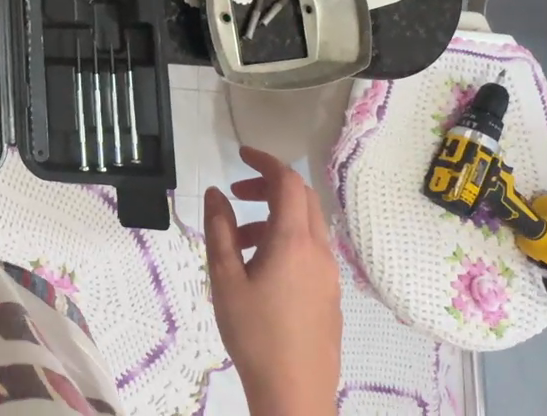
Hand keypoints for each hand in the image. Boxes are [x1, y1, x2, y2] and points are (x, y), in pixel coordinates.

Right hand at [203, 146, 341, 415]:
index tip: (239, 154)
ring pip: (308, 226)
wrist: (296, 394)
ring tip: (238, 239)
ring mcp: (330, 275)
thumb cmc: (253, 332)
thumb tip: (215, 192)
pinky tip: (259, 267)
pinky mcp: (331, 296)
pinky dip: (285, 239)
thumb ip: (220, 229)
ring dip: (275, 215)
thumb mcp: (225, 277)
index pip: (288, 183)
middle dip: (270, 186)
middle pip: (304, 199)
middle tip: (237, 193)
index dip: (265, 161)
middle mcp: (319, 252)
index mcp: (293, 242)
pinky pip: (311, 250)